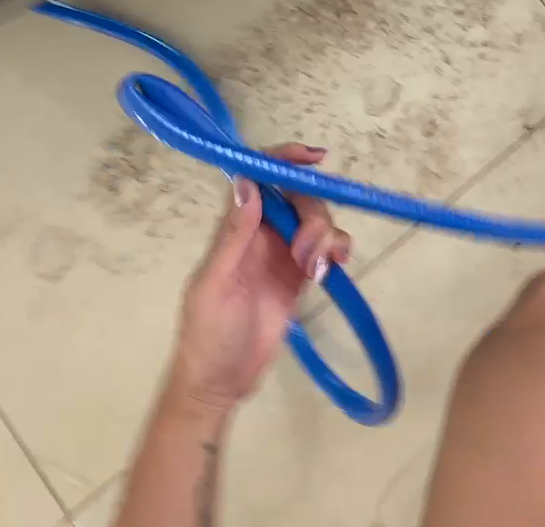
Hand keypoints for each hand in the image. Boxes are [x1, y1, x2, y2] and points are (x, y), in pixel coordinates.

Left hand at [166, 143, 350, 414]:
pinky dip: (337, 250)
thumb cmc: (207, 336)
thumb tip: (246, 182)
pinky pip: (328, 247)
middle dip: (313, 216)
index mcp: (235, 229)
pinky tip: (333, 270)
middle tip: (309, 254)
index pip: (259, 179)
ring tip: (317, 272)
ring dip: (326, 237)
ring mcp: (284, 252)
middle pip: (299, 199)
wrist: (220, 384)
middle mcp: (262, 233)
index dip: (284, 160)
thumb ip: (233, 236)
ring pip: (318, 220)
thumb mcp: (215, 286)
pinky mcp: (302, 274)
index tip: (314, 159)